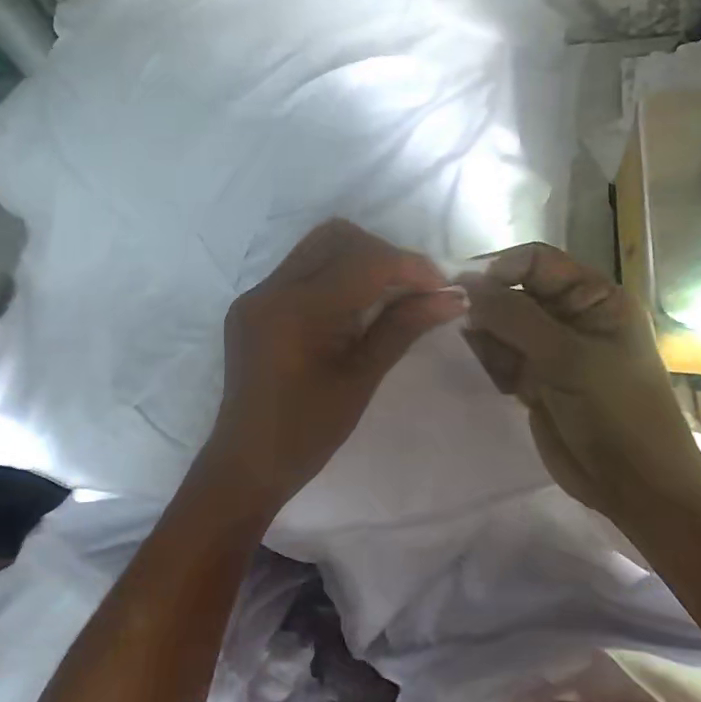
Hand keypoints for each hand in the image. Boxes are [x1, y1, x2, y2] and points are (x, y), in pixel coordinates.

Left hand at [204, 219, 466, 508]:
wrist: (246, 464)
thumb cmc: (307, 433)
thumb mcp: (361, 379)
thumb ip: (403, 328)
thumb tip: (453, 298)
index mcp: (296, 310)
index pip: (364, 261)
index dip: (411, 266)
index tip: (443, 288)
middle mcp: (270, 290)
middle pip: (337, 237)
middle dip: (384, 254)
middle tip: (414, 292)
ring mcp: (255, 296)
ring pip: (316, 248)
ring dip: (359, 260)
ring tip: (387, 298)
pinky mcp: (251, 307)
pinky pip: (298, 271)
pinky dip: (333, 276)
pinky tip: (352, 309)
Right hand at [460, 243, 700, 518]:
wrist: (633, 484)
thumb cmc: (613, 410)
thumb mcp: (566, 356)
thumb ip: (514, 316)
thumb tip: (465, 284)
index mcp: (595, 298)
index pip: (537, 262)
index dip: (500, 268)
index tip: (463, 290)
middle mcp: (572, 317)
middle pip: (515, 293)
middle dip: (488, 307)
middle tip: (461, 328)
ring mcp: (552, 351)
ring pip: (502, 327)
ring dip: (487, 339)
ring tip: (488, 363)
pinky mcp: (536, 380)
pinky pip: (501, 358)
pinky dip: (491, 364)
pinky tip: (499, 383)